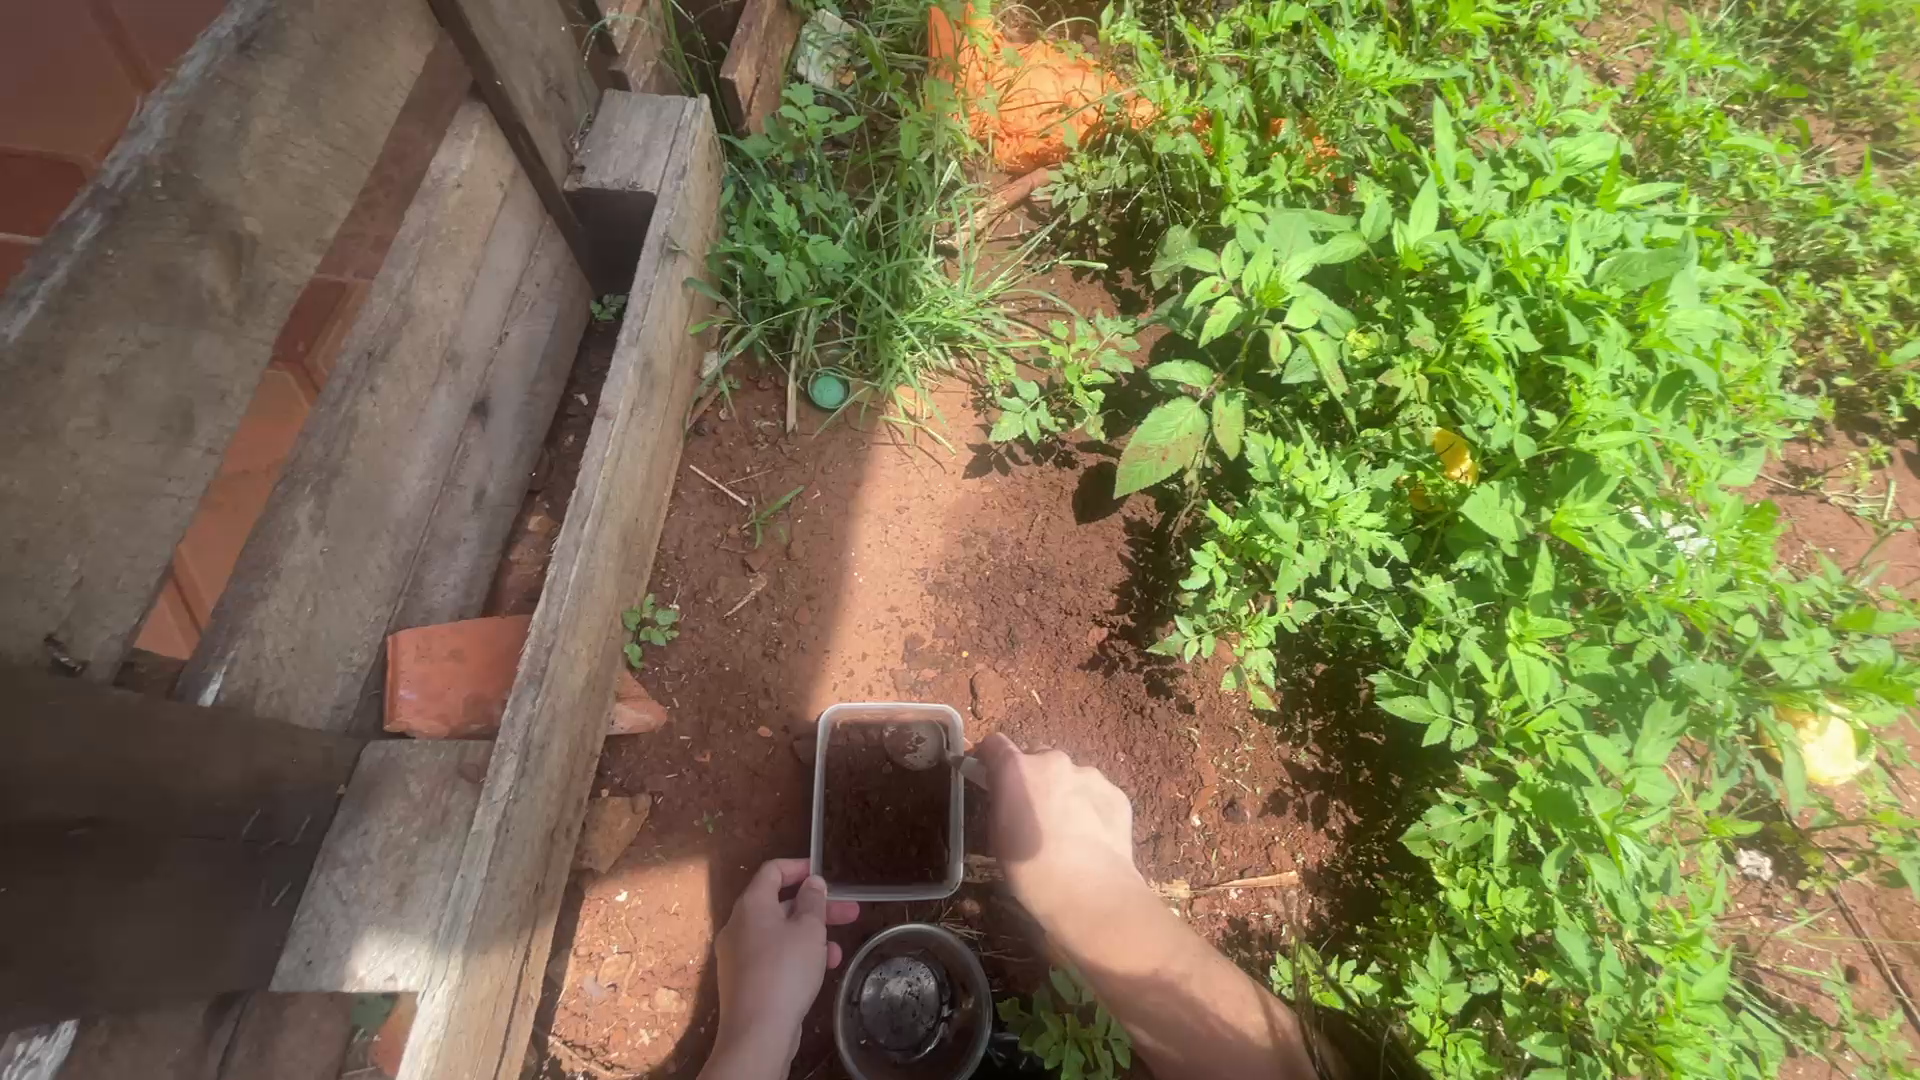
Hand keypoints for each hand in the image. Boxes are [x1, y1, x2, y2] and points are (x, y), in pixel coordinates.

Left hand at [704, 859, 859, 1079]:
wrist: (757, 1035)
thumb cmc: (785, 971)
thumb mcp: (809, 929)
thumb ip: (813, 900)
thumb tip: (812, 883)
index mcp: (751, 905)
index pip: (772, 871)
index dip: (798, 868)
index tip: (822, 874)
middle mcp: (739, 926)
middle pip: (781, 904)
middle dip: (817, 907)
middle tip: (849, 911)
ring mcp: (739, 956)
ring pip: (781, 933)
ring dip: (811, 935)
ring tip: (838, 949)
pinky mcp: (745, 982)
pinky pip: (774, 957)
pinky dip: (797, 956)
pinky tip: (822, 969)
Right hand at [976, 734, 1143, 926]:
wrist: (1092, 894)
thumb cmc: (1032, 870)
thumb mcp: (998, 835)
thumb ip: (1000, 801)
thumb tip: (1003, 791)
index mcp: (1018, 768)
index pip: (995, 743)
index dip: (989, 757)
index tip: (989, 774)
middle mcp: (1054, 761)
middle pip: (1036, 756)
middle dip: (1031, 775)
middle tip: (1031, 809)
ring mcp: (1088, 774)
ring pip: (1069, 774)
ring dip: (1063, 790)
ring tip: (1067, 828)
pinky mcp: (1115, 793)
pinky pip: (1095, 793)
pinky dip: (1090, 806)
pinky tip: (1091, 836)